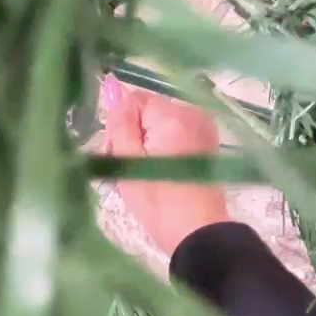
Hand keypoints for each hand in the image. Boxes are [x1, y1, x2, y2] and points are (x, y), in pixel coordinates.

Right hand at [99, 74, 229, 256]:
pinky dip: (158, 152)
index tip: (115, 156)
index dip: (118, 126)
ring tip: (139, 177)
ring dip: (142, 147)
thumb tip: (109, 82)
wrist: (195, 232)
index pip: (132, 100)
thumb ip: (119, 121)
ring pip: (157, 126)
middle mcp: (192, 113)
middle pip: (145, 112)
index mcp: (173, 113)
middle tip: (126, 171)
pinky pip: (172, 137)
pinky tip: (155, 175)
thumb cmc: (157, 200)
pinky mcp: (205, 145)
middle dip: (130, 137)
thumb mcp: (128, 160)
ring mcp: (202, 129)